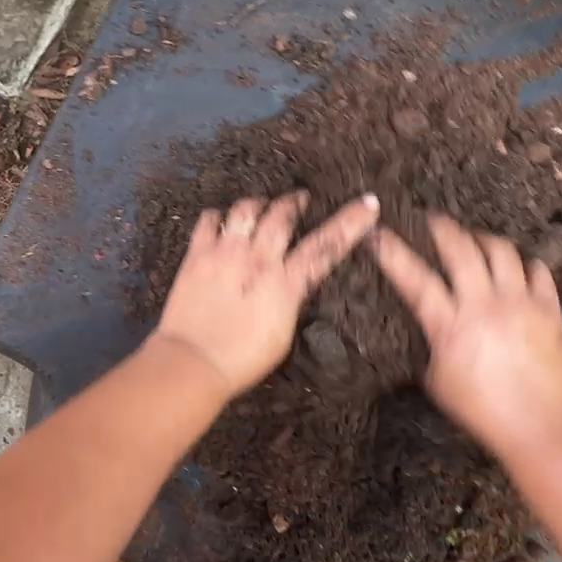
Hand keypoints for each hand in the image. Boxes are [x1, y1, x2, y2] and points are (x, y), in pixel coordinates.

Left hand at [153, 192, 379, 397]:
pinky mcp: (196, 256)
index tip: (367, 204)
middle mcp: (256, 260)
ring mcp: (224, 254)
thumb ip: (290, 300)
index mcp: (285, 282)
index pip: (326, 244)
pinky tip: (220, 219)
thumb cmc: (241, 359)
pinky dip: (218, 216)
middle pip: (281, 215)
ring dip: (258, 204)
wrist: (193, 361)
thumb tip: (294, 282)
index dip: (349, 222)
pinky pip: (208, 221)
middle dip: (294, 202)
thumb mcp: (281, 334)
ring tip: (262, 204)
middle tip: (300, 199)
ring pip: (245, 210)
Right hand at [371, 215, 561, 459]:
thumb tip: (432, 331)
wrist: (546, 427)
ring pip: (501, 251)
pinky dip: (524, 264)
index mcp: (450, 325)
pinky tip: (516, 267)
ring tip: (473, 238)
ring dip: (482, 239)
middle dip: (442, 228)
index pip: (414, 277)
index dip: (392, 251)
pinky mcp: (549, 311)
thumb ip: (432, 346)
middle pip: (461, 249)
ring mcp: (520, 304)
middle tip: (432, 220)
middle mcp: (485, 306)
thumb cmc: (486, 412)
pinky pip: (538, 272)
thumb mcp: (439, 380)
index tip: (376, 233)